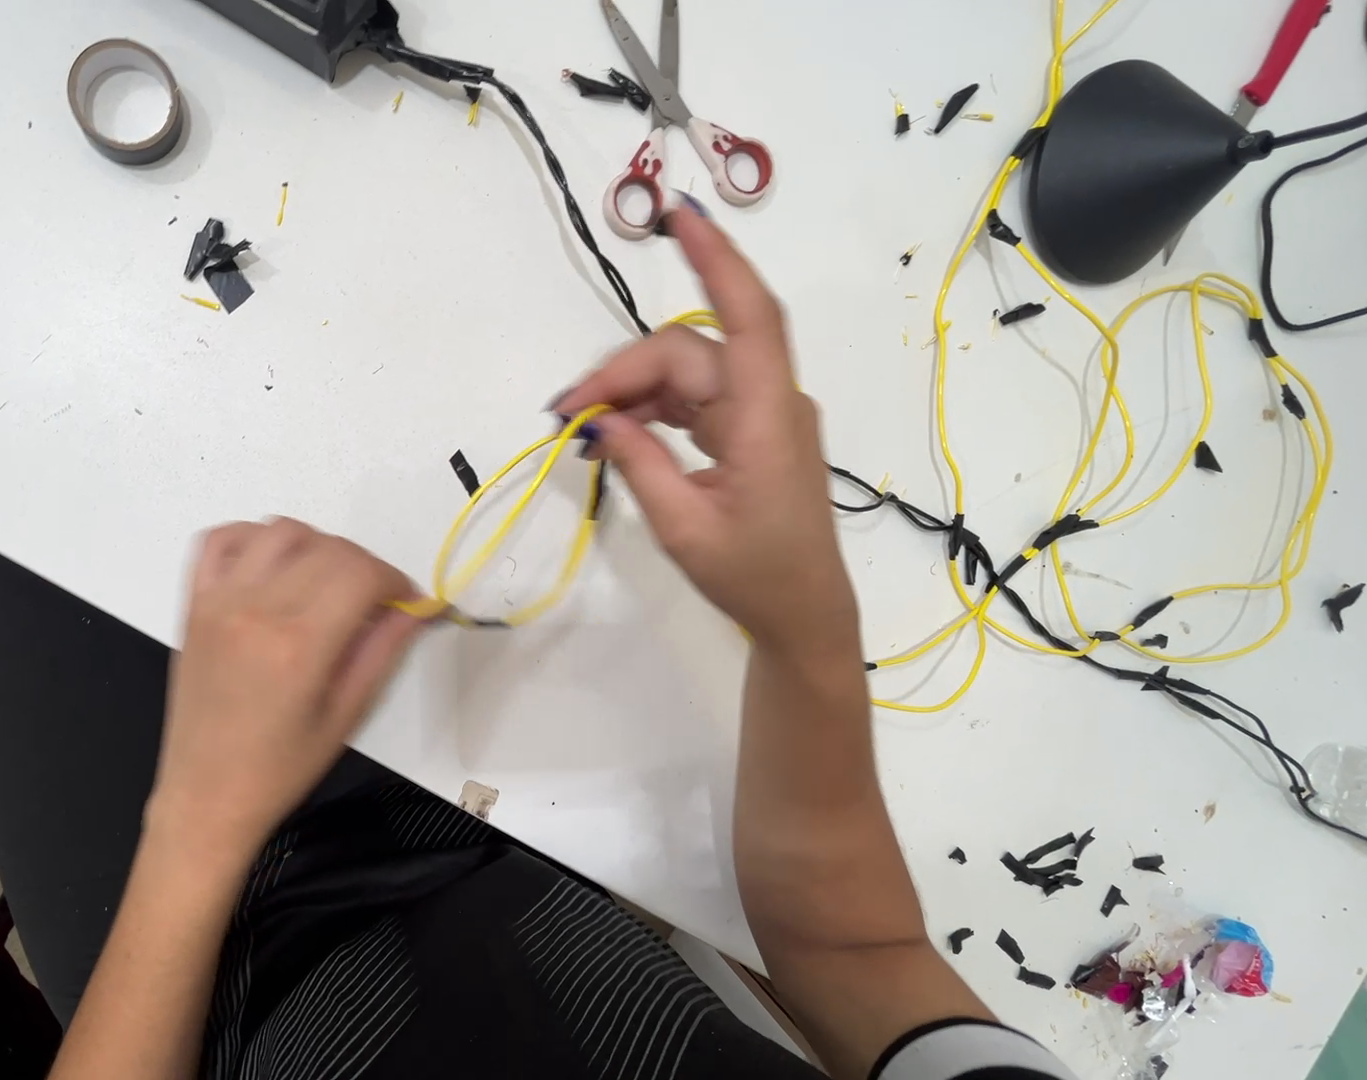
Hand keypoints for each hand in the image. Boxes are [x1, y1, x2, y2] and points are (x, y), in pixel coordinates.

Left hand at [148, 518, 428, 863]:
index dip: (394, 579)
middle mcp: (255, 609)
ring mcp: (218, 601)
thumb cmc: (282, 769)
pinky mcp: (193, 603)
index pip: (361, 572)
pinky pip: (220, 538)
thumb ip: (384, 650)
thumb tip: (420, 606)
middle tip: (371, 601)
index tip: (403, 601)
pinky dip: (252, 538)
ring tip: (324, 584)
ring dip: (316, 545)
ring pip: (280, 530)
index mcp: (299, 645)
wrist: (206, 795)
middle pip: (328, 546)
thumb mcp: (346, 715)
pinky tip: (273, 568)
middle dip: (364, 565)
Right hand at [554, 208, 856, 655]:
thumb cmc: (753, 576)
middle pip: (688, 353)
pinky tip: (615, 433)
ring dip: (631, 391)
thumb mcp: (682, 528)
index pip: (747, 318)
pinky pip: (692, 399)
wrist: (803, 612)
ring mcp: (759, 414)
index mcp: (766, 418)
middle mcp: (768, 401)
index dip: (716, 260)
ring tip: (581, 429)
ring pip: (686, 372)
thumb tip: (598, 418)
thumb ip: (639, 464)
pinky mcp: (747, 430)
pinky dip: (650, 409)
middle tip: (564, 415)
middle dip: (621, 373)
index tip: (678, 218)